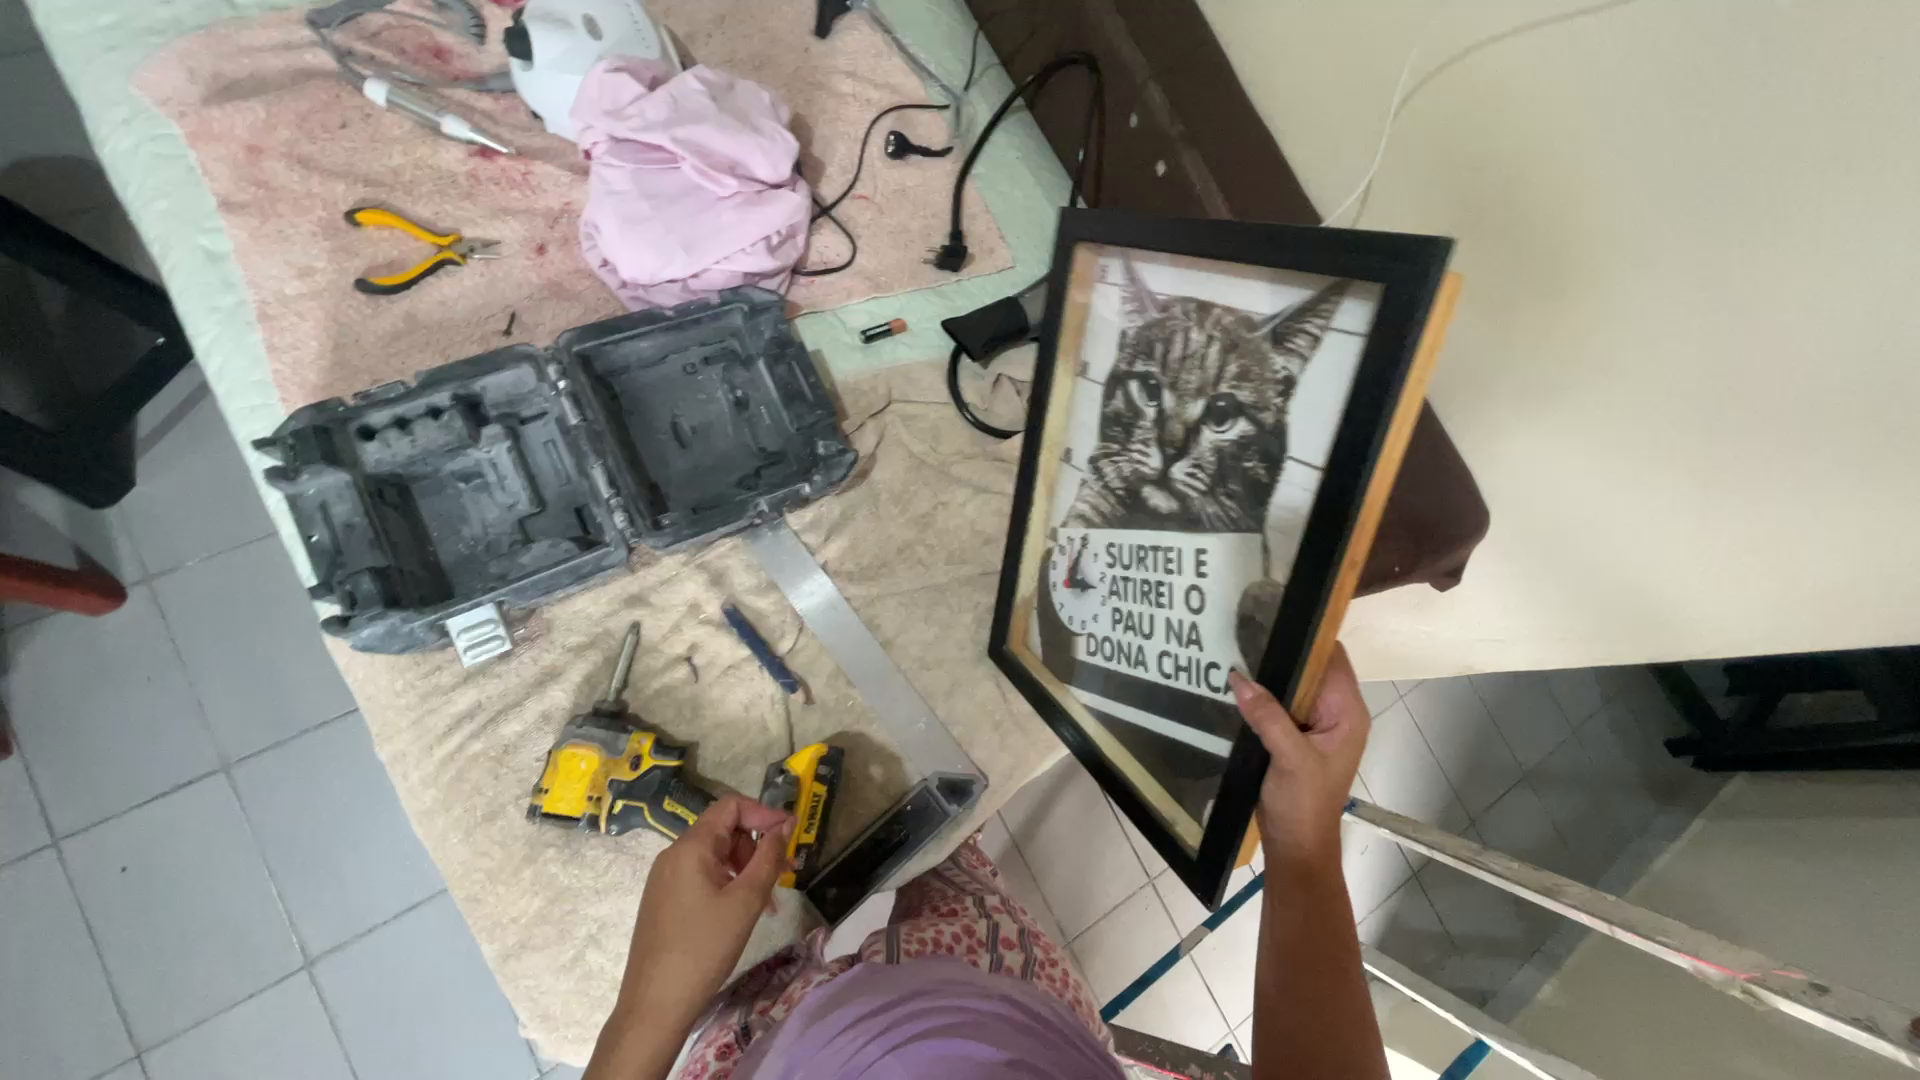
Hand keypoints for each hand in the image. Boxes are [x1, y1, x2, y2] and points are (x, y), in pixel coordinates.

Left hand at [615, 795, 792, 1030]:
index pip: (731, 806)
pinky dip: (727, 884)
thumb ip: (769, 857)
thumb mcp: (746, 901)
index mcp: (691, 847)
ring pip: (716, 856)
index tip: (790, 836)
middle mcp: (674, 854)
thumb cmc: (704, 949)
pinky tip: (741, 913)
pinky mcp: (664, 900)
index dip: (764, 813)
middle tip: (783, 878)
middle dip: (757, 847)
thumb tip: (785, 824)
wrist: (653, 1007)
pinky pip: (702, 876)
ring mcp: (665, 878)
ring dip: (745, 869)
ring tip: (766, 903)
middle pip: (725, 830)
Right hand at [1230, 644, 1369, 874]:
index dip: (1308, 636)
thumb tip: (1238, 677)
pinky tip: (1232, 683)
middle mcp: (1333, 712)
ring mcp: (1311, 724)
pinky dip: (1258, 694)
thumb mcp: (1289, 758)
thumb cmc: (1304, 804)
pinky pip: (1275, 703)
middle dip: (1280, 651)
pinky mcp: (1290, 734)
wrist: (1295, 846)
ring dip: (1266, 673)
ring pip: (1289, 685)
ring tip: (1232, 647)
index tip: (1274, 613)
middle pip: (1308, 668)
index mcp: (1347, 713)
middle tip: (1242, 626)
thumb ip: (1267, 716)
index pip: (1332, 659)